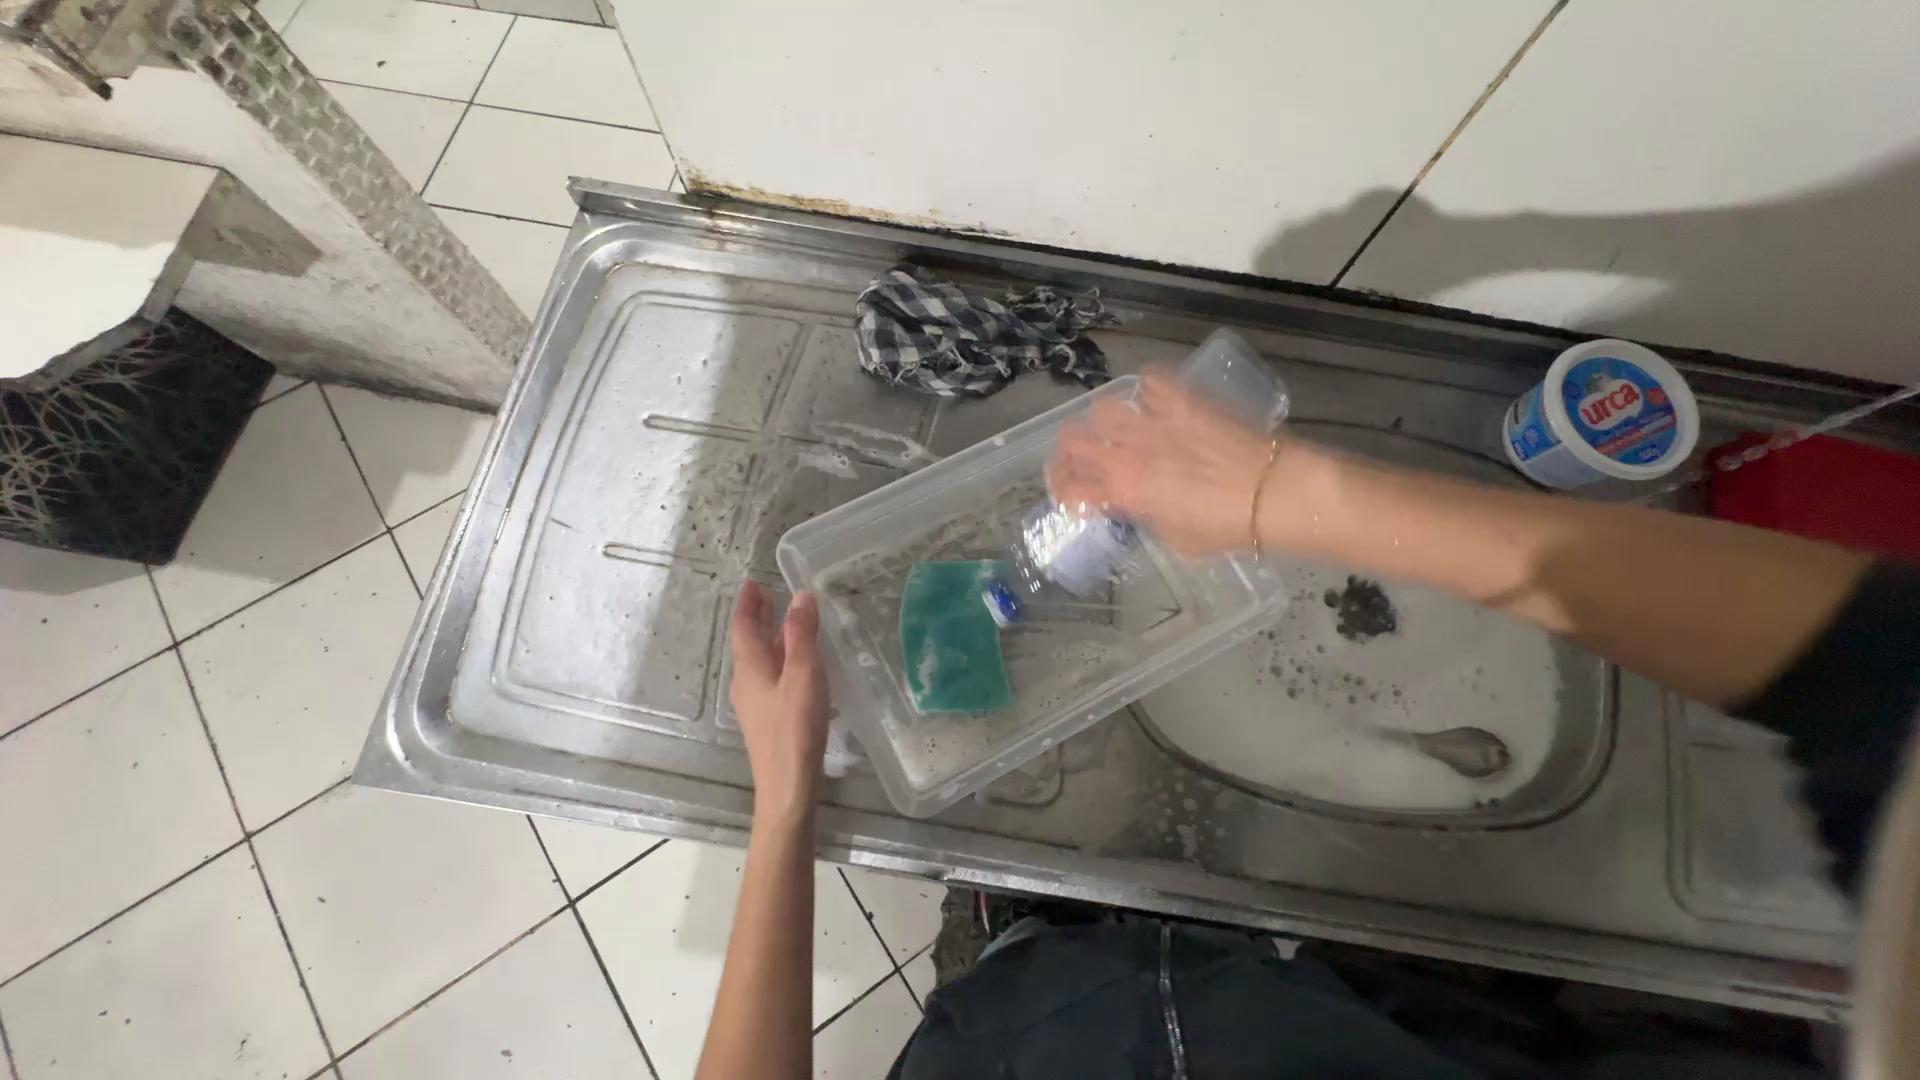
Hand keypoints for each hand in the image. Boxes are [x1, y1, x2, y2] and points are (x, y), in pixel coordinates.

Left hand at [728, 584, 830, 821]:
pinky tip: (800, 663)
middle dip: (759, 617)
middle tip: (768, 595)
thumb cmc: (794, 727)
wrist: (787, 785)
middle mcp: (747, 682)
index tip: (754, 583)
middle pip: (750, 642)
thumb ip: (802, 634)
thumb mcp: (803, 674)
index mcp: (750, 667)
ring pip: (762, 659)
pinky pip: (772, 676)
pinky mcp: (769, 718)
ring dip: (772, 637)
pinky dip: (782, 658)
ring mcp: (757, 702)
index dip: (748, 603)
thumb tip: (800, 596)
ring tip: (788, 621)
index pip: (743, 626)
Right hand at [1047, 367, 1279, 556]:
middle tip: (1087, 459)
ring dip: (1106, 422)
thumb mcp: (1176, 541)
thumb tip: (1143, 507)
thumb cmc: (1227, 528)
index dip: (1062, 490)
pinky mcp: (1182, 400)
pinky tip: (1156, 401)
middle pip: (1072, 440)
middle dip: (1072, 452)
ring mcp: (1153, 422)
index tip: (1070, 493)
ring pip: (1103, 409)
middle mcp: (1128, 454)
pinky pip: (1150, 380)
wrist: (1272, 493)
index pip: (1069, 487)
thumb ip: (1148, 520)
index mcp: (1123, 493)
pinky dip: (1147, 389)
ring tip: (1122, 430)